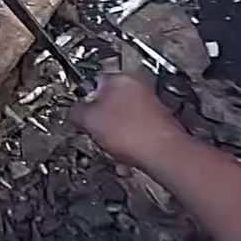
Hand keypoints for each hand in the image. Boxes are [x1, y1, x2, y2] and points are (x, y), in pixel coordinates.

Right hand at [74, 74, 192, 167]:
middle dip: (99, 123)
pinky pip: (135, 136)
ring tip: (112, 151)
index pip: (92, 83)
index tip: (78, 113)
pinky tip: (126, 160)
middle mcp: (138, 90)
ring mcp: (152, 109)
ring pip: (121, 123)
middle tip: (94, 133)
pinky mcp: (161, 129)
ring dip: (113, 138)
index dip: (81, 100)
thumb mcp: (88, 119)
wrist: (166, 157)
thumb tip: (74, 112)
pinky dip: (129, 148)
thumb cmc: (133, 133)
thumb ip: (75, 111)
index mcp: (120, 79)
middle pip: (107, 105)